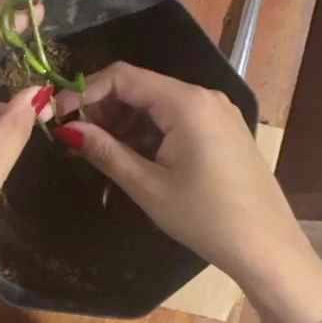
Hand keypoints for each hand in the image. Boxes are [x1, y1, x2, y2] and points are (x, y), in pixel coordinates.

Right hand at [52, 63, 321, 322]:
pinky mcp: (220, 130)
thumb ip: (105, 152)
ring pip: (156, 104)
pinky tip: (132, 159)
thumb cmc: (204, 217)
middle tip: (74, 141)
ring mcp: (215, 112)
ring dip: (123, 123)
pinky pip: (175, 119)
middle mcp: (202, 96)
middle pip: (139, 87)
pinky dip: (147, 133)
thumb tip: (67, 130)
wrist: (264, 245)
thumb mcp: (147, 185)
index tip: (57, 118)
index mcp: (185, 103)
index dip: (84, 93)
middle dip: (102, 109)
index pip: (123, 77)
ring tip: (98, 154)